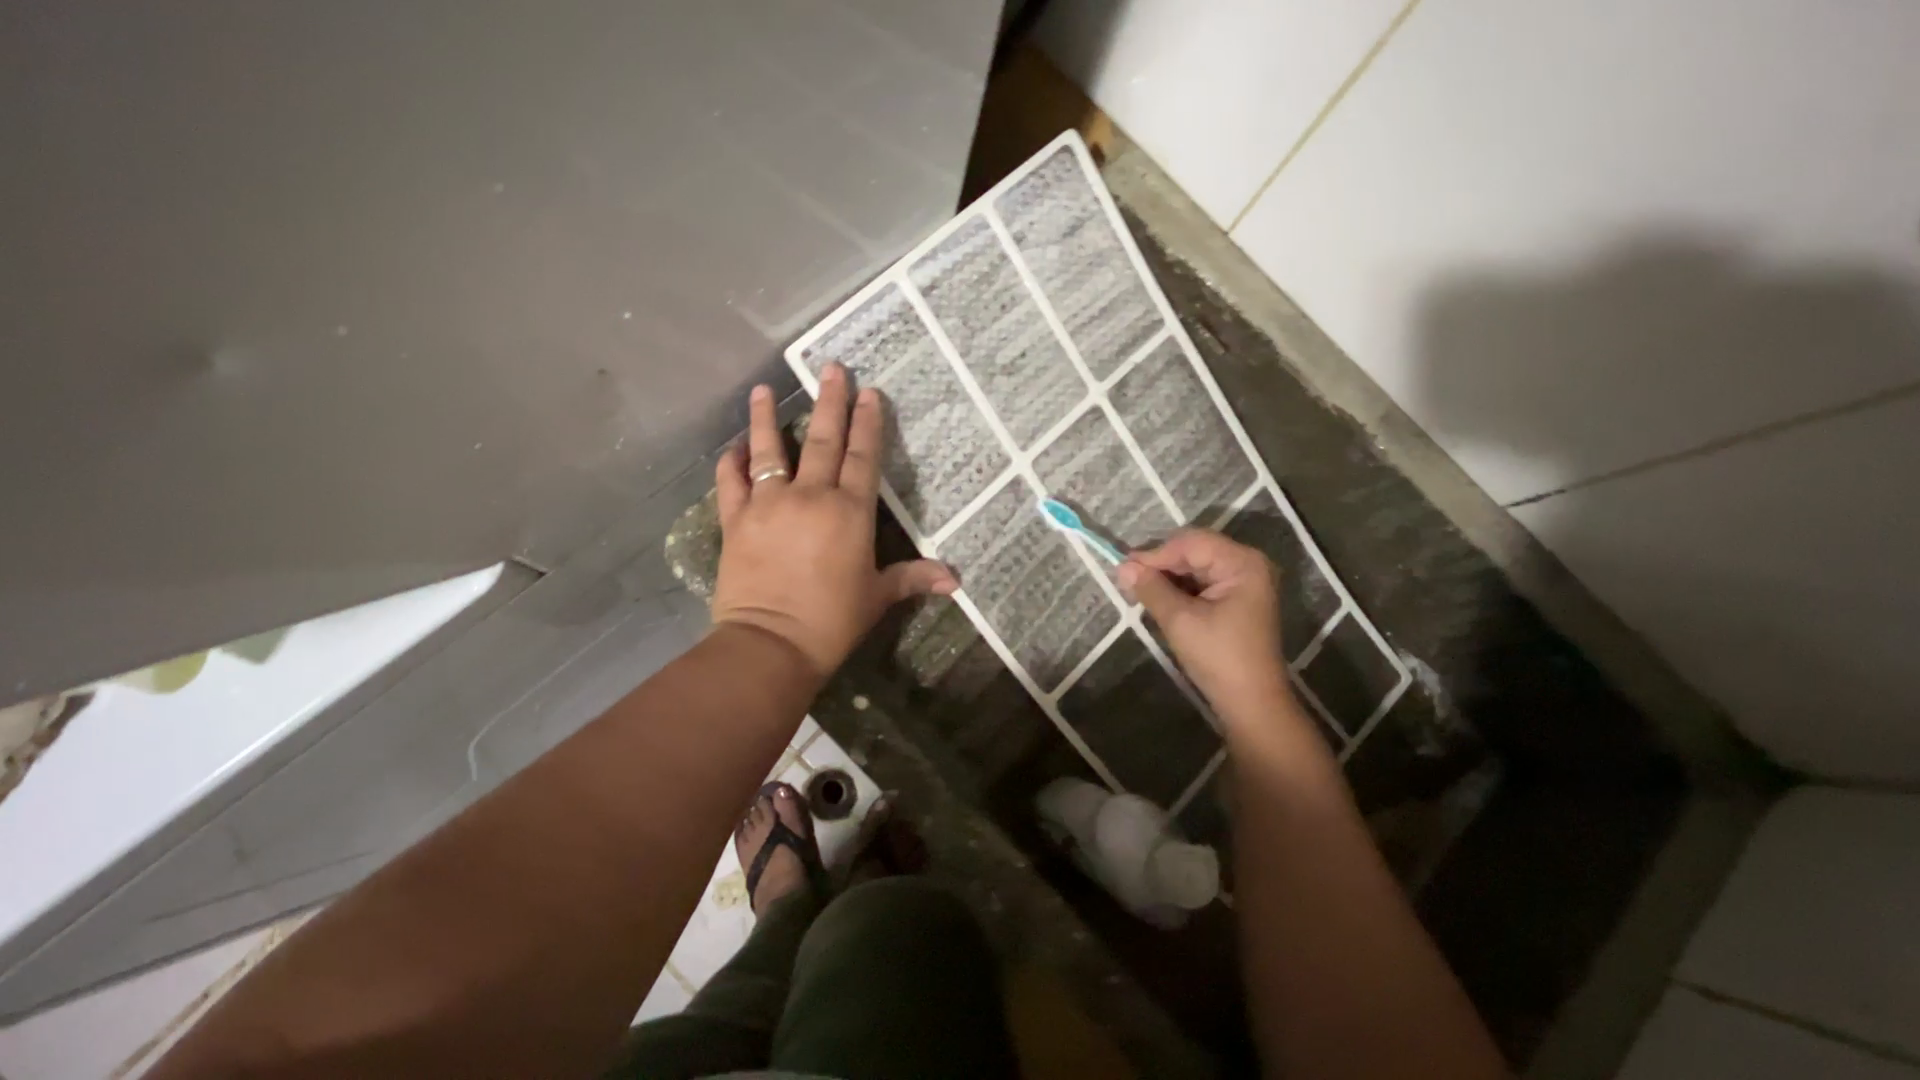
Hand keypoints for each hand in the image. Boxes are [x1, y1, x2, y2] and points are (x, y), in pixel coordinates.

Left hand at [711, 364, 956, 678]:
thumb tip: (956, 580)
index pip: (863, 456)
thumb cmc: (832, 621)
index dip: (868, 423)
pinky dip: (730, 462)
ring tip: (765, 389)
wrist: (771, 644)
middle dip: (830, 402)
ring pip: (770, 450)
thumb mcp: (877, 597)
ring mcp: (769, 504)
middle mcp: (810, 496)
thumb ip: (912, 578)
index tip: (869, 392)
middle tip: (832, 368)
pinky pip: (730, 482)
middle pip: (823, 440)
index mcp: (850, 511)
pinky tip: (732, 447)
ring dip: (767, 417)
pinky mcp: (736, 520)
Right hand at [1117, 529, 1290, 716]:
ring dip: (1169, 578)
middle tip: (1127, 580)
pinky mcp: (1238, 601)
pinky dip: (1181, 590)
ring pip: (1197, 568)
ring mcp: (1245, 584)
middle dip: (1161, 565)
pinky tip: (1159, 600)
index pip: (1191, 543)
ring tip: (1139, 590)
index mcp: (1242, 563)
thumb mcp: (1180, 620)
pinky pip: (1203, 584)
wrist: (1251, 703)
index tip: (1123, 569)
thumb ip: (1151, 588)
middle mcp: (1247, 565)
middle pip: (1195, 551)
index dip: (1155, 554)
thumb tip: (1121, 567)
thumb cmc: (1219, 658)